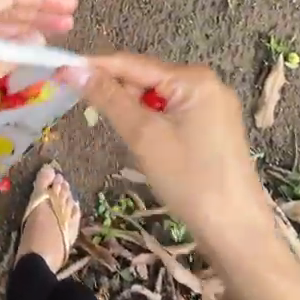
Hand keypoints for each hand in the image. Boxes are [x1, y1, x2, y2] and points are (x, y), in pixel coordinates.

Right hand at [82, 53, 268, 245]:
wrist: (239, 236)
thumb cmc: (190, 181)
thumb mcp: (143, 136)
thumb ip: (108, 98)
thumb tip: (73, 70)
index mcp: (193, 79)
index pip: (132, 63)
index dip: (94, 67)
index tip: (60, 71)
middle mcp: (206, 84)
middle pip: (145, 78)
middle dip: (116, 92)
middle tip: (87, 111)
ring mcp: (212, 107)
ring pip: (155, 98)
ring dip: (132, 111)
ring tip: (118, 133)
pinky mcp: (213, 128)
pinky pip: (170, 113)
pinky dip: (150, 123)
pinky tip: (144, 144)